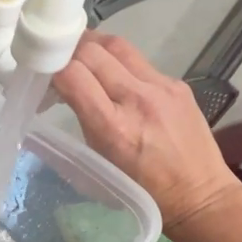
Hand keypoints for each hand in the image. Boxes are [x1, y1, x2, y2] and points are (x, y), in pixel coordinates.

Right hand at [53, 32, 241, 231]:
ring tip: (80, 58)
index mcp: (112, 127)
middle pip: (93, 51)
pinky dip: (117, 63)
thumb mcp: (95, 166)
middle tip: (56, 60)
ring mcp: (162, 87)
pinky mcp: (177, 84)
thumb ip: (78, 126)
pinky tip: (112, 77)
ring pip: (118, 46)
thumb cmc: (140, 192)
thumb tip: (54, 97)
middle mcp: (137, 100)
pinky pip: (139, 62)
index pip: (72, 75)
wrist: (199, 196)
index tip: (41, 74)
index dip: (51, 68)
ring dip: (93, 47)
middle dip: (69, 51)